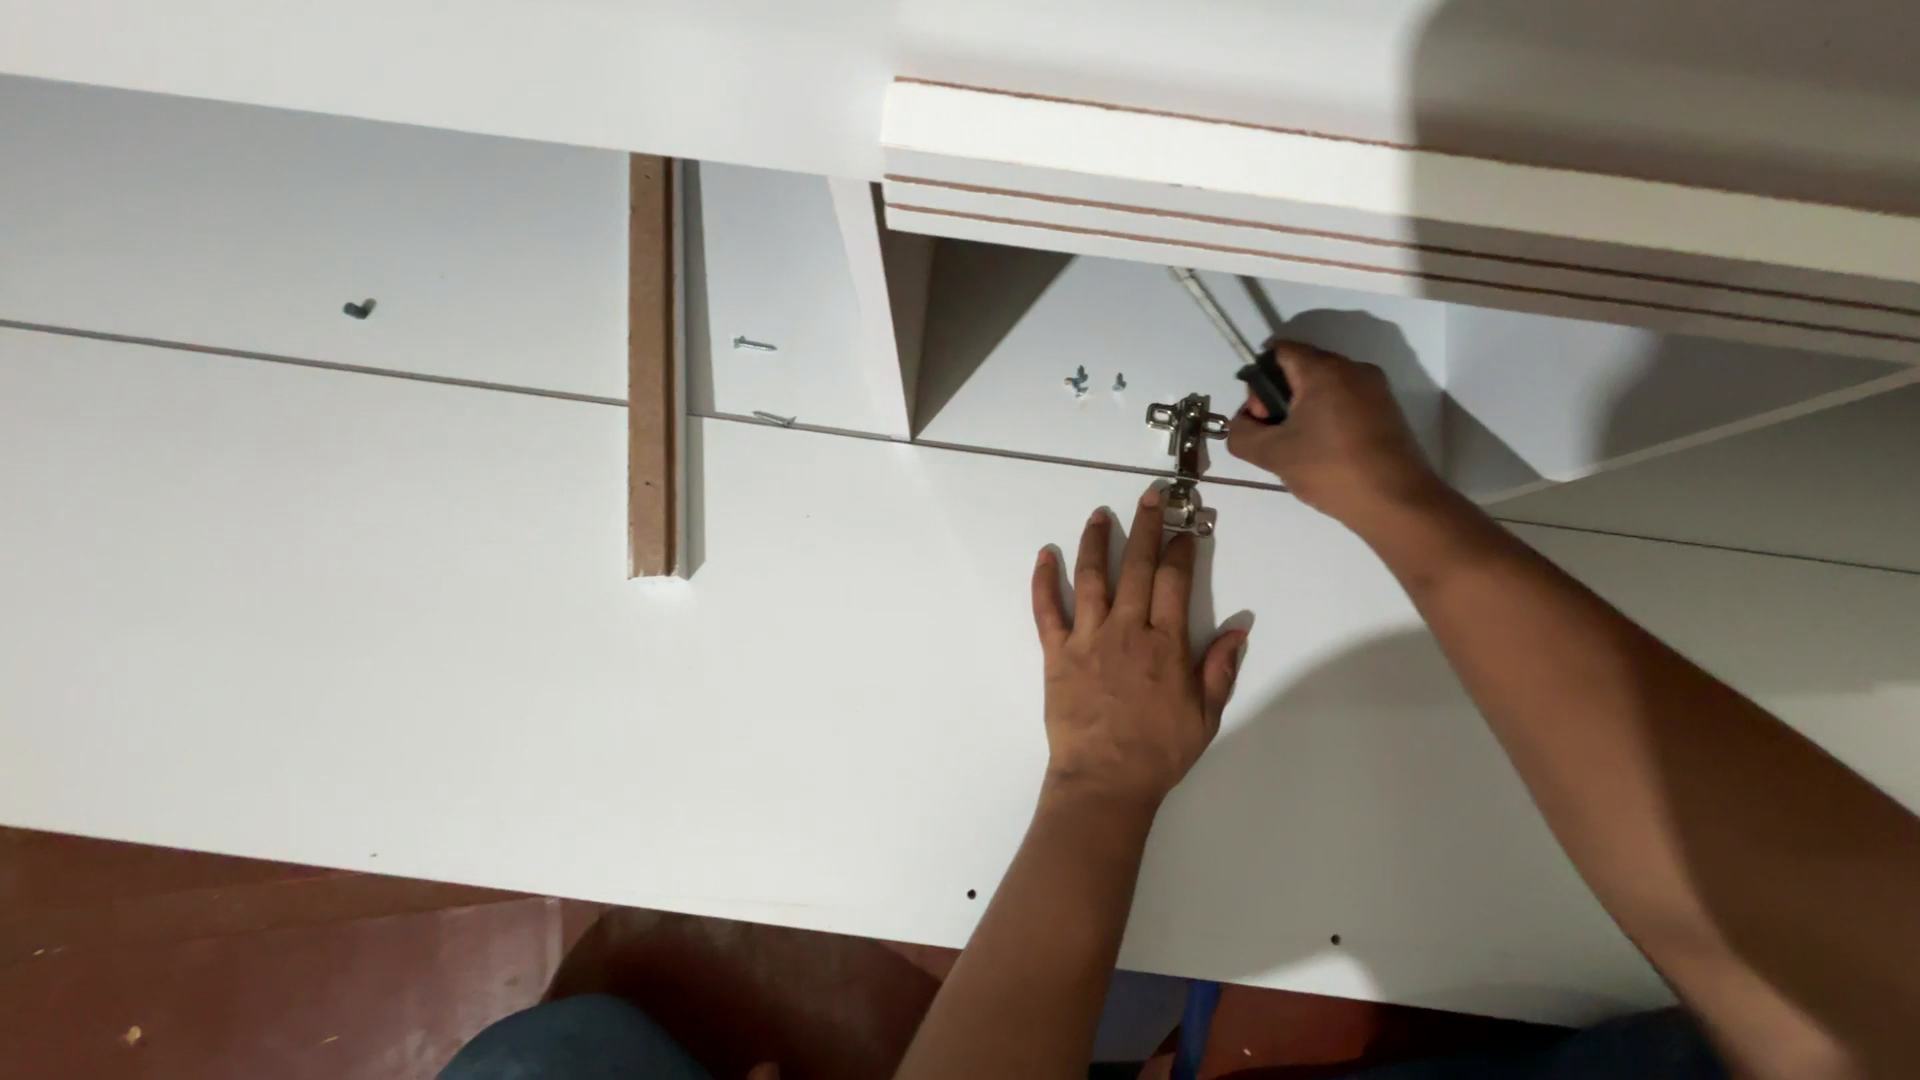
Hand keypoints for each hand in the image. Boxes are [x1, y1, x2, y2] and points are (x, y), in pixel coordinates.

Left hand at [1029, 487, 1246, 808]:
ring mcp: (1087, 638)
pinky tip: (1045, 555)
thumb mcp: (1206, 714)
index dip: (1181, 551)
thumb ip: (1220, 667)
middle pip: (1137, 567)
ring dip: (1096, 541)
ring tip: (1099, 514)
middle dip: (1146, 527)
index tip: (1185, 529)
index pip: (1175, 582)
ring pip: (1091, 578)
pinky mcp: (1056, 652)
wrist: (1105, 779)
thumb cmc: (1159, 751)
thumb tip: (1240, 627)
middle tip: (1149, 496)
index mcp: (1165, 644)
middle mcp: (1126, 630)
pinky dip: (1044, 581)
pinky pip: (1047, 610)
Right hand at [1225, 341, 1442, 526]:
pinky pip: (1343, 402)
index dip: (1258, 378)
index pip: (1280, 351)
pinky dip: (1324, 419)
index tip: (1257, 414)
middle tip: (1274, 436)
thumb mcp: (1271, 454)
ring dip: (1300, 412)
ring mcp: (1375, 390)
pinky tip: (1322, 453)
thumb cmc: (1330, 469)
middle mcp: (1353, 370)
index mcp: (1324, 371)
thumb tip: (1243, 424)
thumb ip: (1241, 434)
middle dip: (1277, 398)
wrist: (1396, 502)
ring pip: (1322, 388)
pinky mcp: (1386, 411)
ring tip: (1297, 449)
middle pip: (1301, 368)